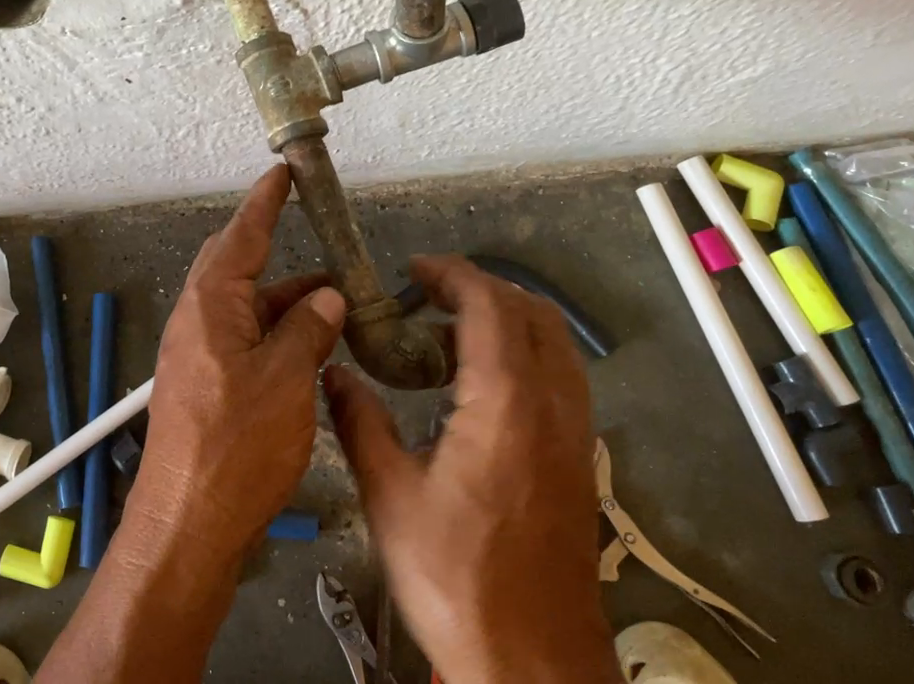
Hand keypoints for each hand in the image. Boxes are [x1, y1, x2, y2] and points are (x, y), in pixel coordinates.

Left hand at [125, 164, 346, 565]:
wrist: (188, 522)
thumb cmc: (238, 444)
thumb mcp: (287, 380)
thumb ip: (309, 330)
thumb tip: (326, 296)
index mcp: (210, 306)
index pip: (239, 236)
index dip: (264, 203)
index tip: (280, 173)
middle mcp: (196, 322)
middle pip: (234, 268)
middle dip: (272, 248)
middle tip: (309, 232)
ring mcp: (196, 356)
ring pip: (243, 309)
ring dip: (283, 301)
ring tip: (334, 302)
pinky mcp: (203, 387)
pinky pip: (242, 341)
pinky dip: (274, 335)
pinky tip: (309, 348)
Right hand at [323, 255, 616, 683]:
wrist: (532, 661)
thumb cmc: (455, 576)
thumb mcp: (390, 497)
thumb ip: (361, 423)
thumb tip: (334, 373)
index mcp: (504, 405)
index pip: (490, 307)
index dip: (453, 275)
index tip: (413, 269)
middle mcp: (552, 407)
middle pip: (533, 314)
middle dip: (481, 289)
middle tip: (426, 296)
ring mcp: (575, 435)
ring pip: (554, 345)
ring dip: (506, 321)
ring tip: (446, 337)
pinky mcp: (579, 461)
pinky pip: (560, 379)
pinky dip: (523, 356)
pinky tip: (476, 389)